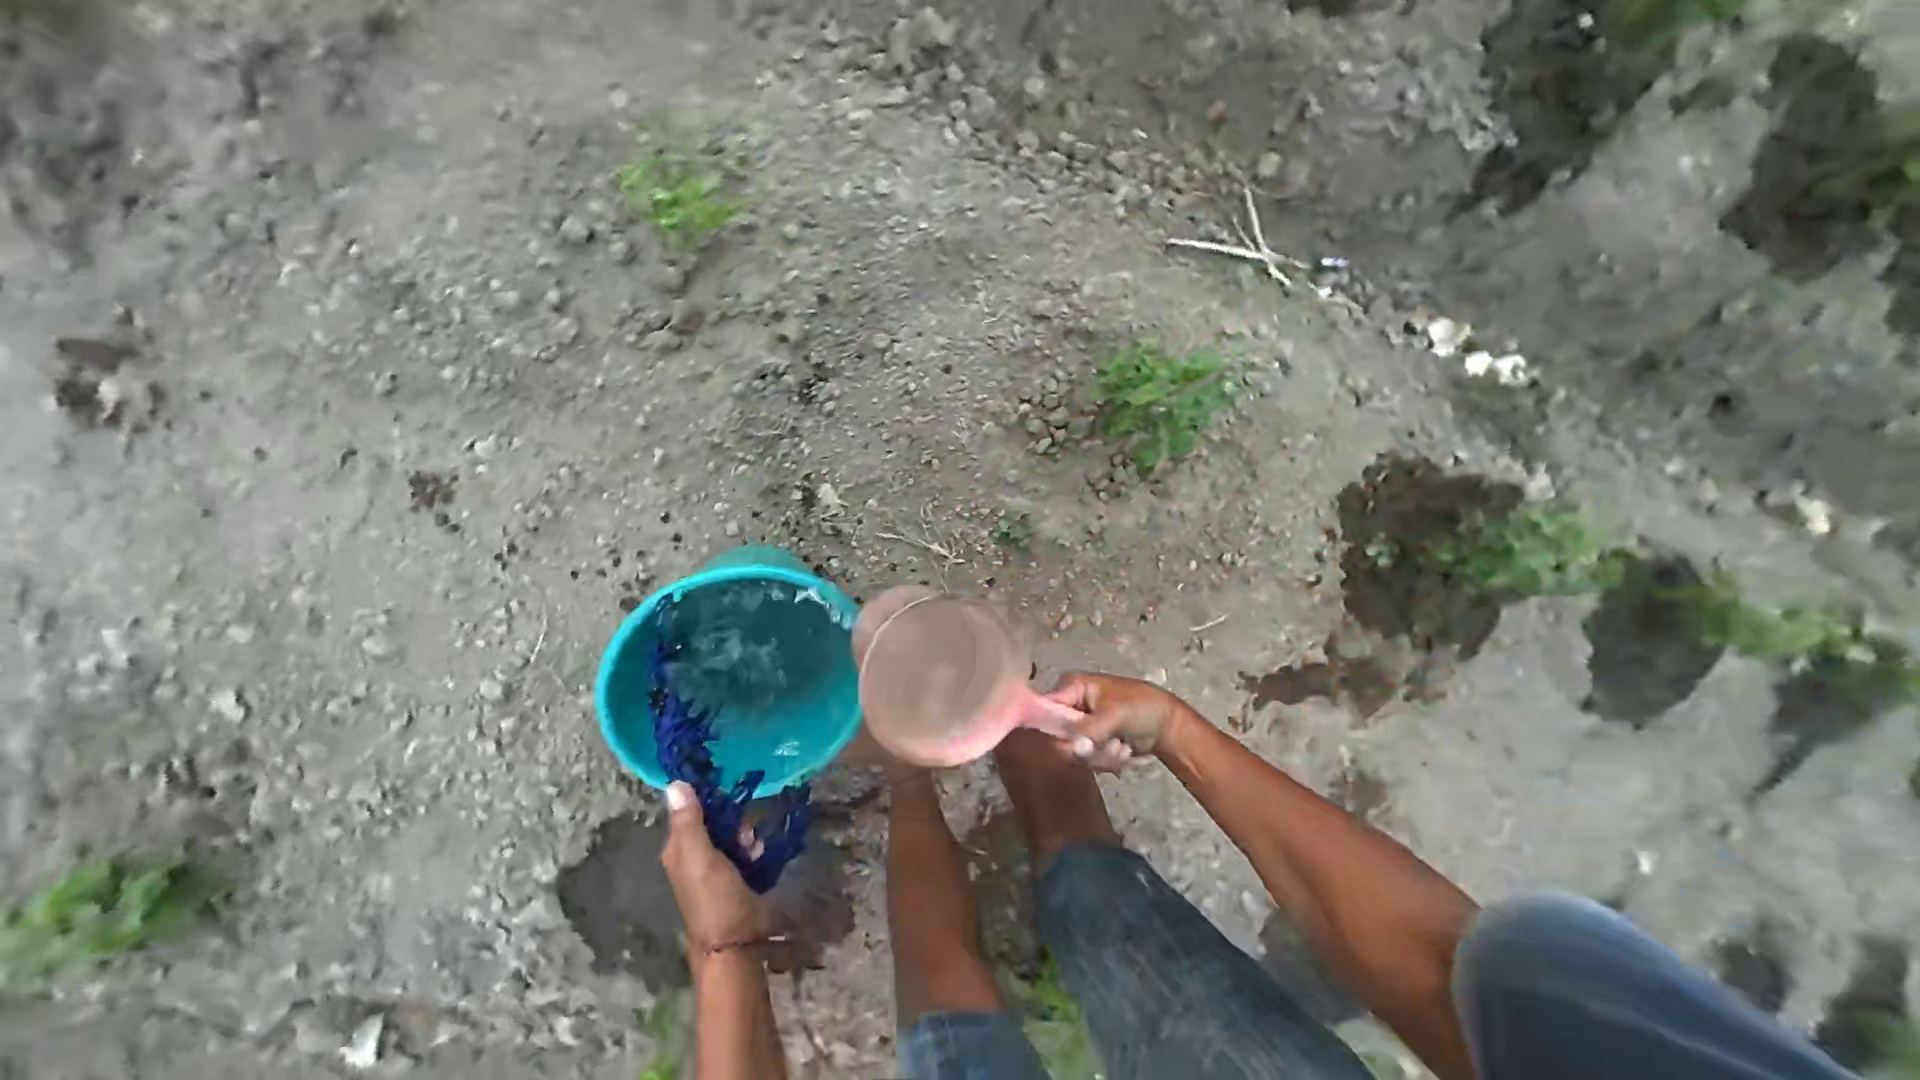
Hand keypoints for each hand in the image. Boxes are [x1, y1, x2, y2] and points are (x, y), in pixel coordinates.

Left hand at [661, 782, 762, 962]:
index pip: (687, 809)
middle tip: (744, 825)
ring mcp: (714, 867)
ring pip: (731, 833)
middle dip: (731, 816)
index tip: (727, 784)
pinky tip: (761, 853)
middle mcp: (692, 855)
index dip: (705, 794)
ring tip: (754, 842)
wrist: (736, 944)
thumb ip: (689, 822)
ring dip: (745, 832)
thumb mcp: (699, 856)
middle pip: (712, 819)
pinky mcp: (734, 876)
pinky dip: (753, 848)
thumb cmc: (714, 897)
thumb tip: (674, 783)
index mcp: (678, 849)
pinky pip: (744, 850)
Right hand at [1044, 672, 1198, 770]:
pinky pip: (1087, 759)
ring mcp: (1080, 725)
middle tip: (1111, 745)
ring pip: (1075, 752)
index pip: (1045, 708)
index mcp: (1071, 686)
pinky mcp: (1091, 742)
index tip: (1075, 743)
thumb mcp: (1112, 716)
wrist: (1168, 725)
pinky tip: (1124, 751)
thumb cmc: (1140, 708)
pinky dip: (1107, 760)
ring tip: (1121, 748)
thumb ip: (1086, 730)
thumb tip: (1067, 747)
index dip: (1054, 728)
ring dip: (1101, 756)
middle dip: (1088, 747)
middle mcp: (1070, 705)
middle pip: (1060, 736)